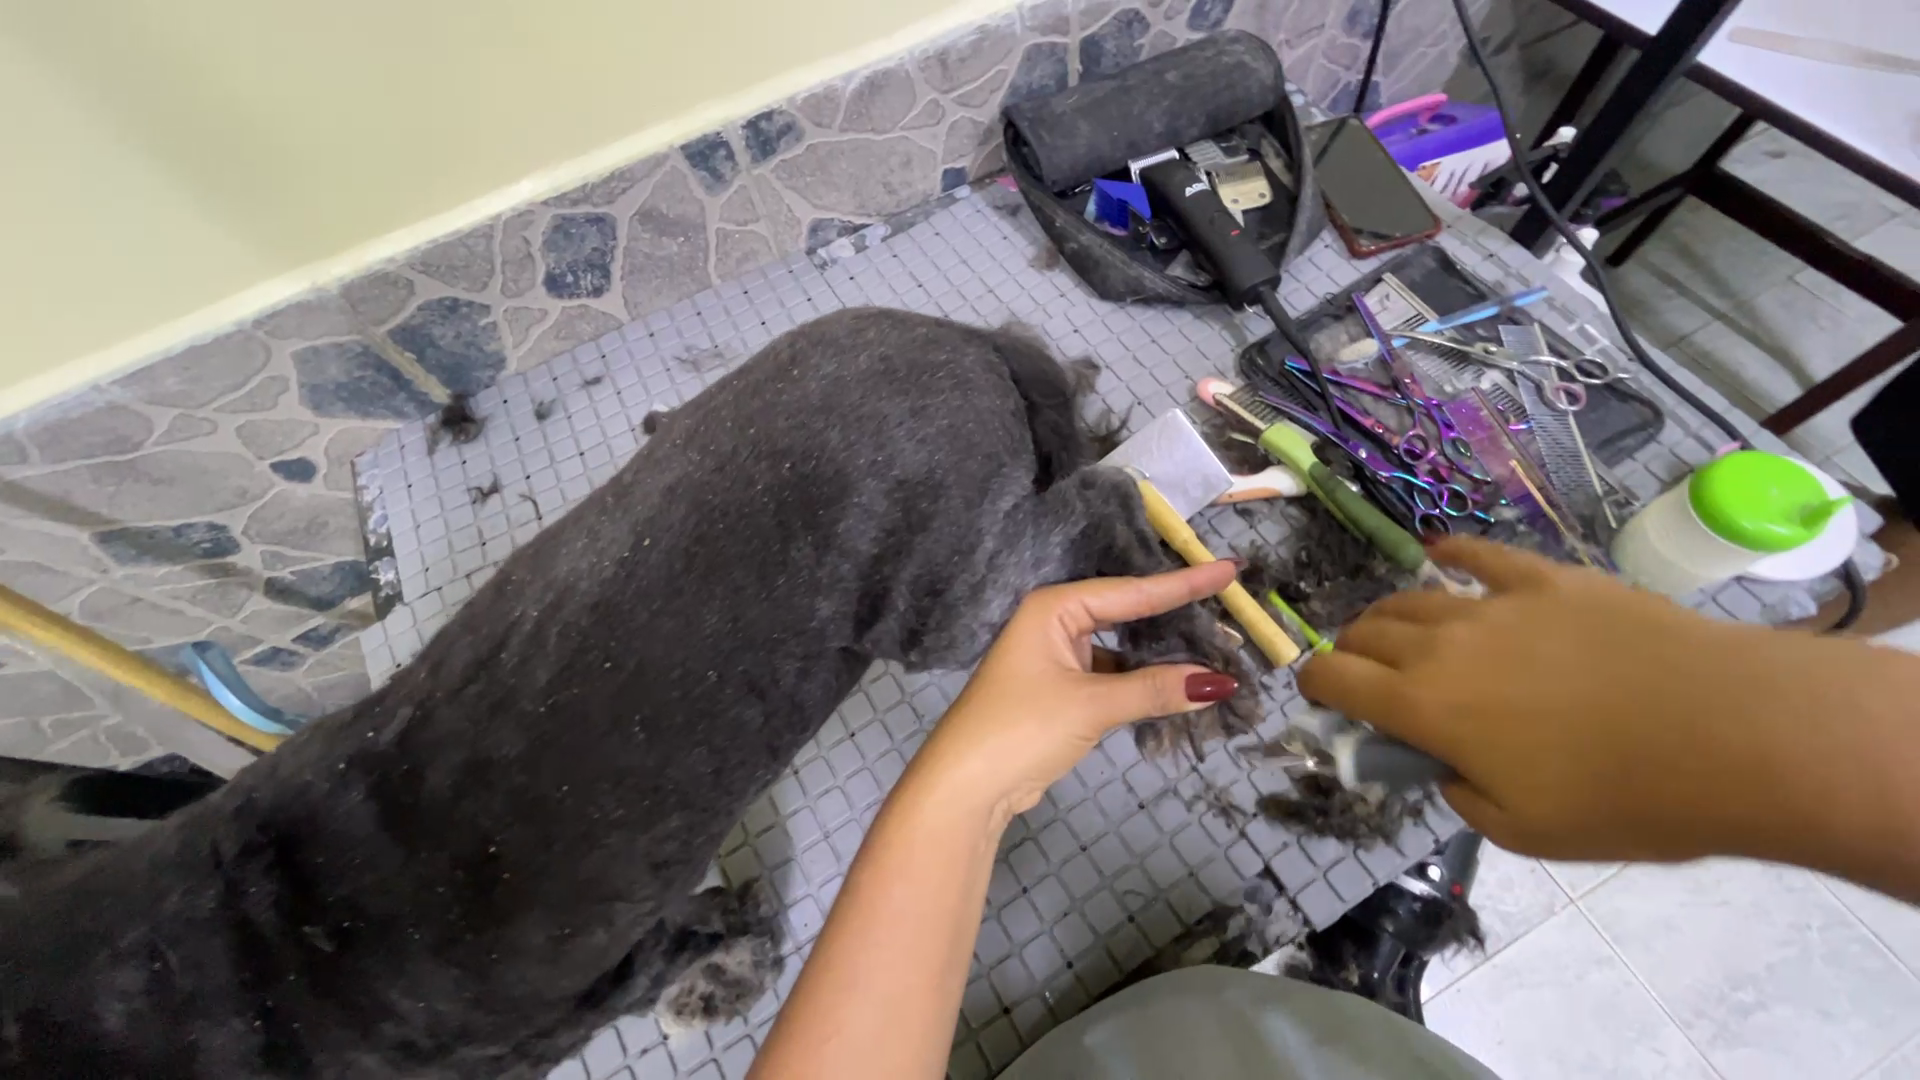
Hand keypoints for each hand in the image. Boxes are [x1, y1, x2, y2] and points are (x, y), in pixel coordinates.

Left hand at [909, 562, 1239, 825]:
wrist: (966, 785)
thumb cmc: (1021, 728)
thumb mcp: (1090, 705)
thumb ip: (1154, 690)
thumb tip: (1219, 682)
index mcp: (1054, 608)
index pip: (1131, 591)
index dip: (1182, 583)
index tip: (1228, 569)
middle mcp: (1055, 623)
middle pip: (1127, 614)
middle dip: (1177, 618)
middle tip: (1232, 612)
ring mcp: (1057, 657)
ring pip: (1122, 648)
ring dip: (1162, 657)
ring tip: (1217, 653)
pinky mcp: (1062, 690)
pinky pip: (1113, 676)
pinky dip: (1143, 683)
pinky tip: (1179, 688)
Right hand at [1299, 537, 1842, 861]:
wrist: (1743, 734)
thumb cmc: (1628, 797)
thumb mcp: (1525, 831)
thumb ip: (1459, 794)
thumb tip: (1445, 764)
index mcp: (1422, 706)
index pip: (1331, 678)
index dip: (1313, 685)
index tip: (1322, 698)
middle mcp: (1438, 646)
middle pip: (1363, 633)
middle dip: (1351, 654)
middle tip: (1371, 677)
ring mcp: (1491, 606)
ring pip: (1409, 600)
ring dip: (1388, 618)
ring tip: (1401, 633)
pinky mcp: (1544, 581)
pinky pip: (1480, 556)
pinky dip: (1450, 555)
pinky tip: (1438, 555)